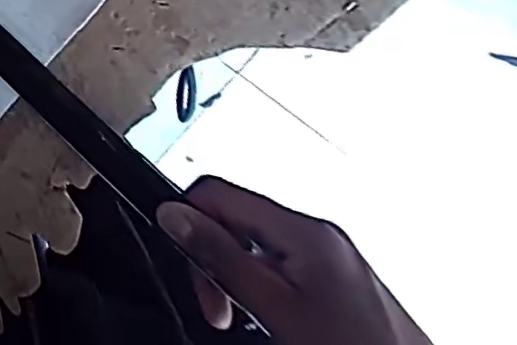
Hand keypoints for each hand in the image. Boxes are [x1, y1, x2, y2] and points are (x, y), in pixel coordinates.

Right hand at [156, 177, 428, 344]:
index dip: (191, 221)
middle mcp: (320, 234)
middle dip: (216, 258)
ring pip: (259, 245)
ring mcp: (335, 259)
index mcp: (304, 230)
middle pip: (239, 218)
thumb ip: (221, 257)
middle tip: (216, 310)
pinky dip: (266, 289)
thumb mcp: (276, 311)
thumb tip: (172, 213)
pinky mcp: (343, 284)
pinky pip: (284, 267)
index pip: (218, 192)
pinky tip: (272, 324)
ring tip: (243, 322)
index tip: (186, 264)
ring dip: (239, 277)